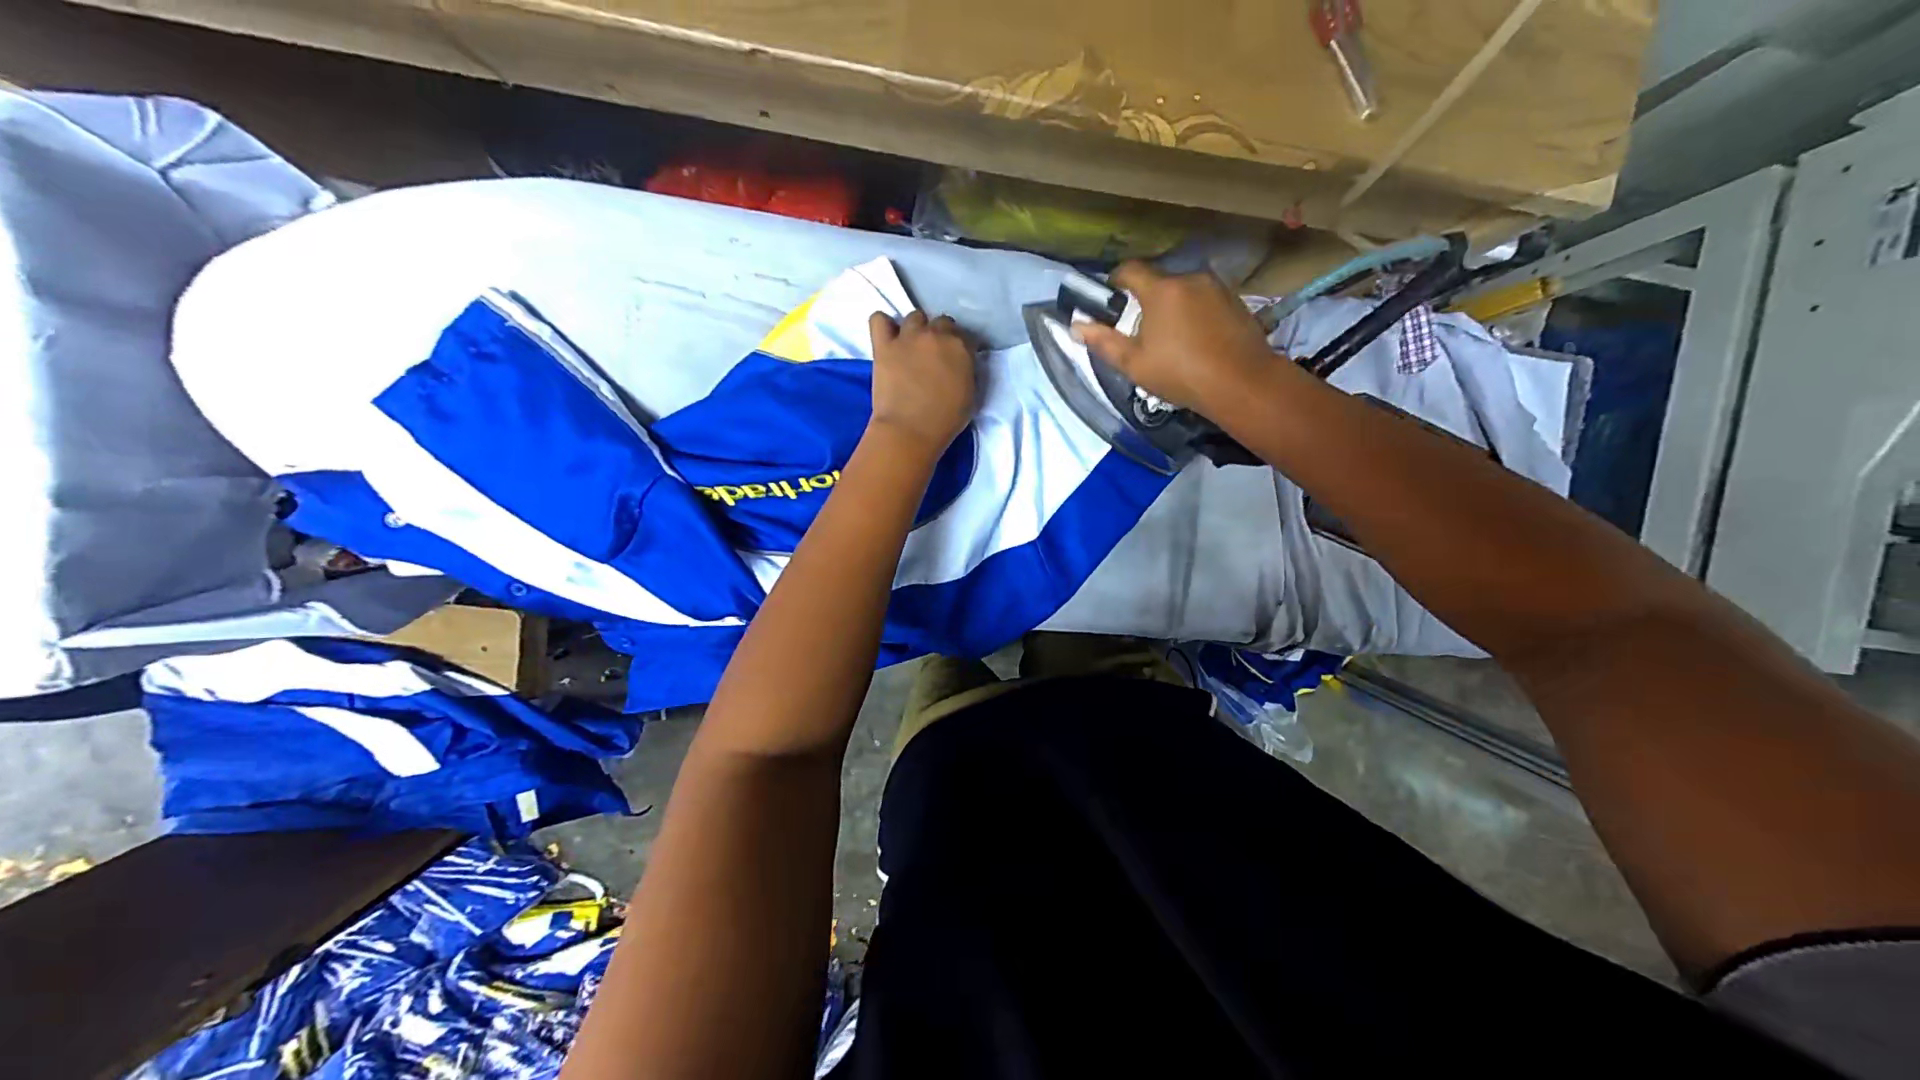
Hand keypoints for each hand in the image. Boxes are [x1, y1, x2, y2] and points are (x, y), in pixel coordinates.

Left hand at [867, 310, 978, 456]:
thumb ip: (967, 370)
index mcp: (961, 347)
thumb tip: (961, 363)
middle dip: (940, 335)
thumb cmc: (945, 420)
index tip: (957, 360)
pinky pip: (878, 320)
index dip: (961, 347)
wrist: (910, 431)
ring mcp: (908, 338)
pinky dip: (883, 324)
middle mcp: (935, 335)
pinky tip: (888, 337)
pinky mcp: (884, 346)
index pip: (965, 336)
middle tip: (935, 355)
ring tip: (912, 346)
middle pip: (941, 322)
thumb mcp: (970, 394)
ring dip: (916, 329)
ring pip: (914, 317)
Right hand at [1072, 261, 1278, 413]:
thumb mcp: (1134, 364)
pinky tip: (1196, 339)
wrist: (1243, 383)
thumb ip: (1103, 342)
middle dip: (1146, 299)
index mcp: (1161, 290)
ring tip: (1171, 337)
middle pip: (1159, 281)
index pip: (1130, 269)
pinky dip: (1195, 312)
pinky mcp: (1236, 301)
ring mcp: (1217, 287)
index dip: (1116, 280)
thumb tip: (1076, 326)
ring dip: (1173, 306)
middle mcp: (1189, 278)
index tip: (1110, 298)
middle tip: (1140, 329)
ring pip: (1184, 290)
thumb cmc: (1182, 374)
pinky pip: (1205, 299)